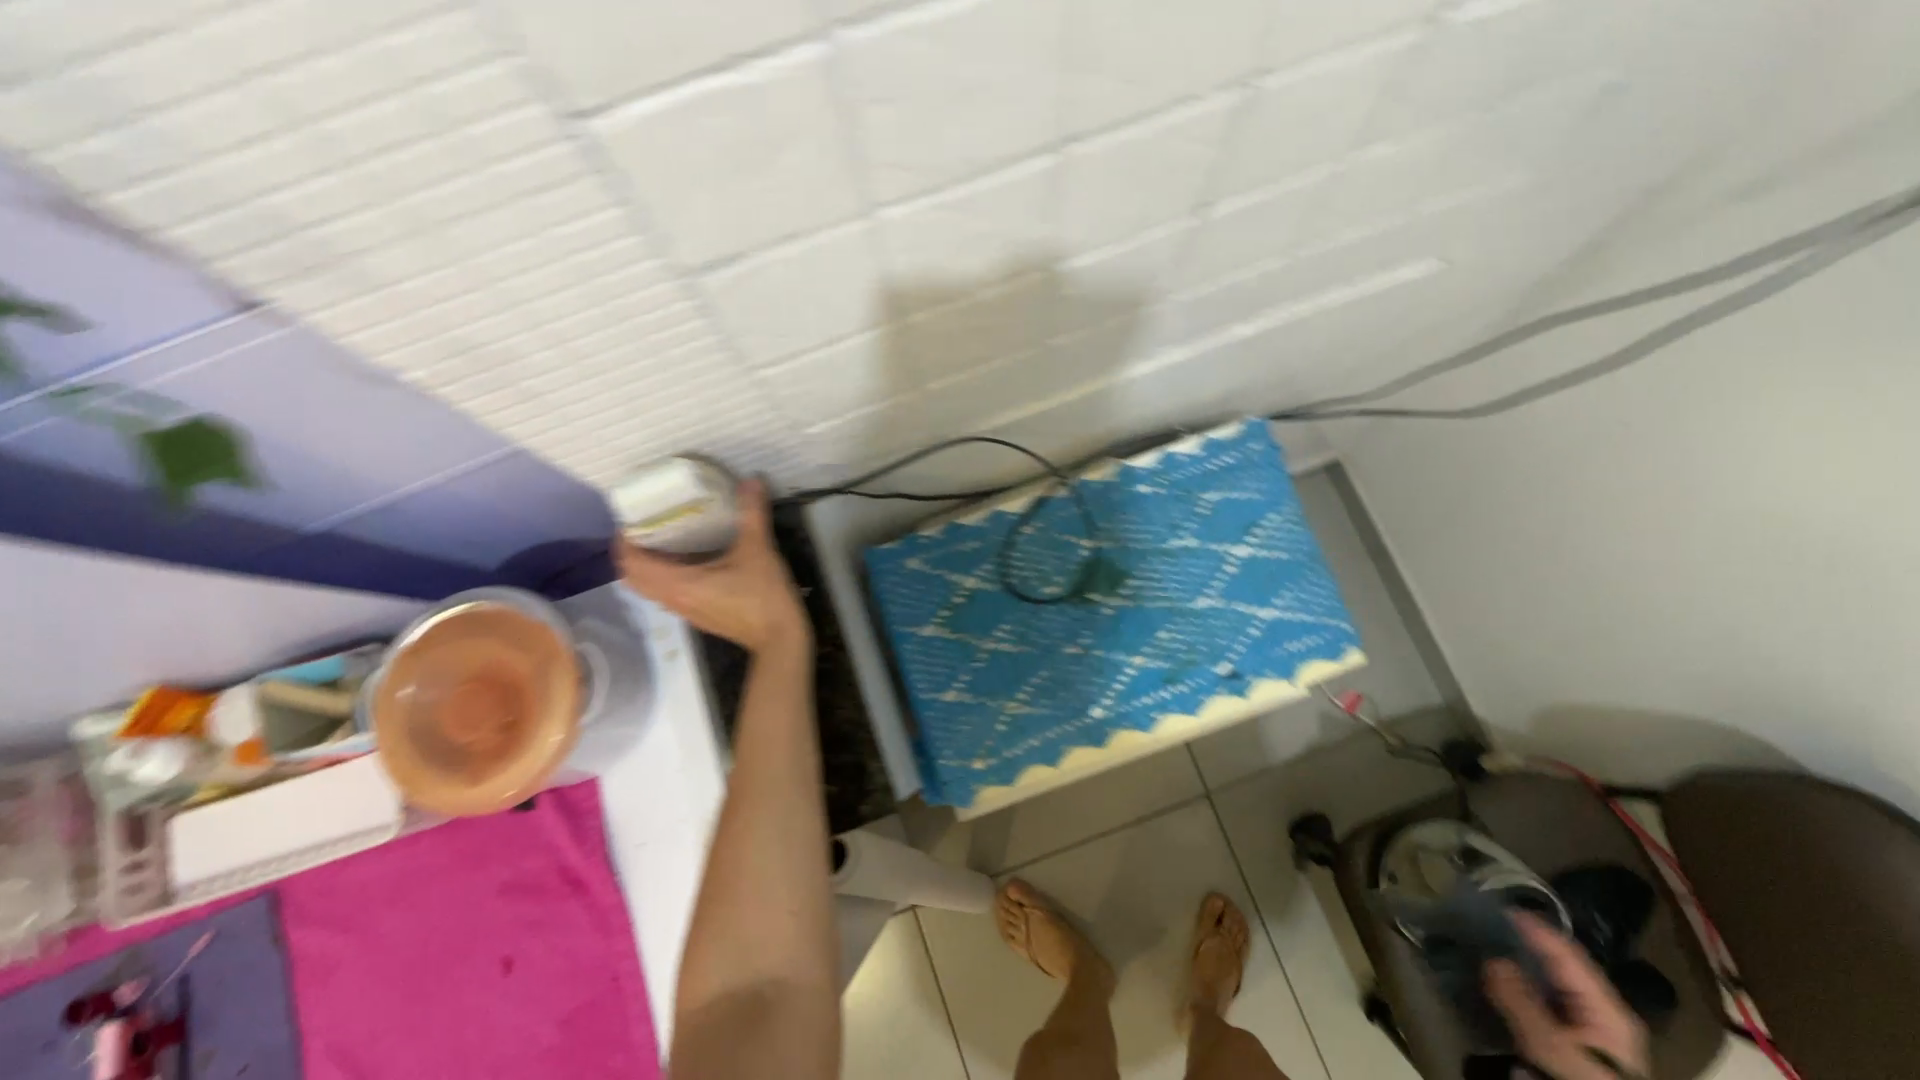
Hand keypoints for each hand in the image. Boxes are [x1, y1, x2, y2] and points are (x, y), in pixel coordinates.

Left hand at [614, 478, 809, 654]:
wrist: (779, 639)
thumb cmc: (763, 595)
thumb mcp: (758, 549)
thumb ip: (751, 512)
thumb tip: (751, 480)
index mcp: (678, 583)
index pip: (631, 563)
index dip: (624, 540)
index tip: (631, 517)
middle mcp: (673, 599)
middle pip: (633, 577)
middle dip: (630, 552)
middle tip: (643, 525)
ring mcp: (684, 611)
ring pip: (649, 587)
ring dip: (646, 565)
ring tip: (661, 538)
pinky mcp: (698, 616)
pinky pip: (667, 593)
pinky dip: (664, 575)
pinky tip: (688, 559)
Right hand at [1485, 914, 1650, 1079]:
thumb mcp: (1550, 1048)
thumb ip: (1520, 1002)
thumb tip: (1492, 959)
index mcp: (1606, 1010)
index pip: (1568, 956)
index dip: (1535, 930)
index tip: (1498, 906)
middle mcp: (1598, 1015)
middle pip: (1558, 969)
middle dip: (1521, 945)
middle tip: (1481, 923)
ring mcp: (1583, 1034)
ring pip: (1546, 988)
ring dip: (1515, 967)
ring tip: (1481, 944)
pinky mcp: (1566, 1048)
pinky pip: (1538, 1008)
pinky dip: (1515, 991)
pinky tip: (1490, 982)